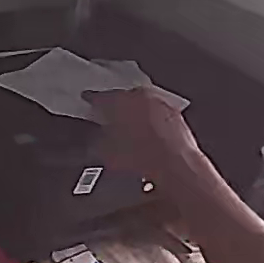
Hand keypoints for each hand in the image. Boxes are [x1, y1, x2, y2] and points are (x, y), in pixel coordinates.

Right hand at [84, 88, 212, 187]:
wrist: (174, 166)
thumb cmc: (141, 157)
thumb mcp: (105, 153)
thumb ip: (97, 140)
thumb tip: (96, 140)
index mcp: (118, 101)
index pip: (99, 97)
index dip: (91, 100)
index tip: (88, 100)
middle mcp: (140, 97)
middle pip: (123, 97)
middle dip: (115, 106)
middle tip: (108, 117)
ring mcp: (160, 104)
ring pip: (142, 103)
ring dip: (135, 113)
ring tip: (129, 130)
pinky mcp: (175, 115)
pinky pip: (157, 113)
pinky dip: (151, 121)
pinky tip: (148, 136)